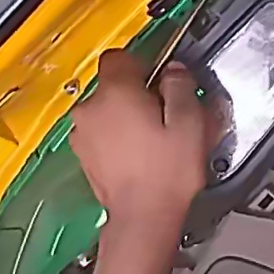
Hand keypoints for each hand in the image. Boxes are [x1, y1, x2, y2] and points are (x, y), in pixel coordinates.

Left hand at [72, 50, 207, 227]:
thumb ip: (181, 86)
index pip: (120, 56)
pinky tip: (142, 154)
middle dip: (140, 93)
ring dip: (129, 116)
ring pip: (109, 109)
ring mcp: (84, 134)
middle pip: (115, 84)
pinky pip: (103, 132)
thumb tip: (174, 71)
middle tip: (167, 115)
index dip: (143, 62)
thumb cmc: (167, 173)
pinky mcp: (85, 155)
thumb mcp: (190, 122)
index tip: (162, 78)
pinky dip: (120, 137)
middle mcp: (91, 109)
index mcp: (116, 93)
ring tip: (156, 139)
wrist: (144, 218)